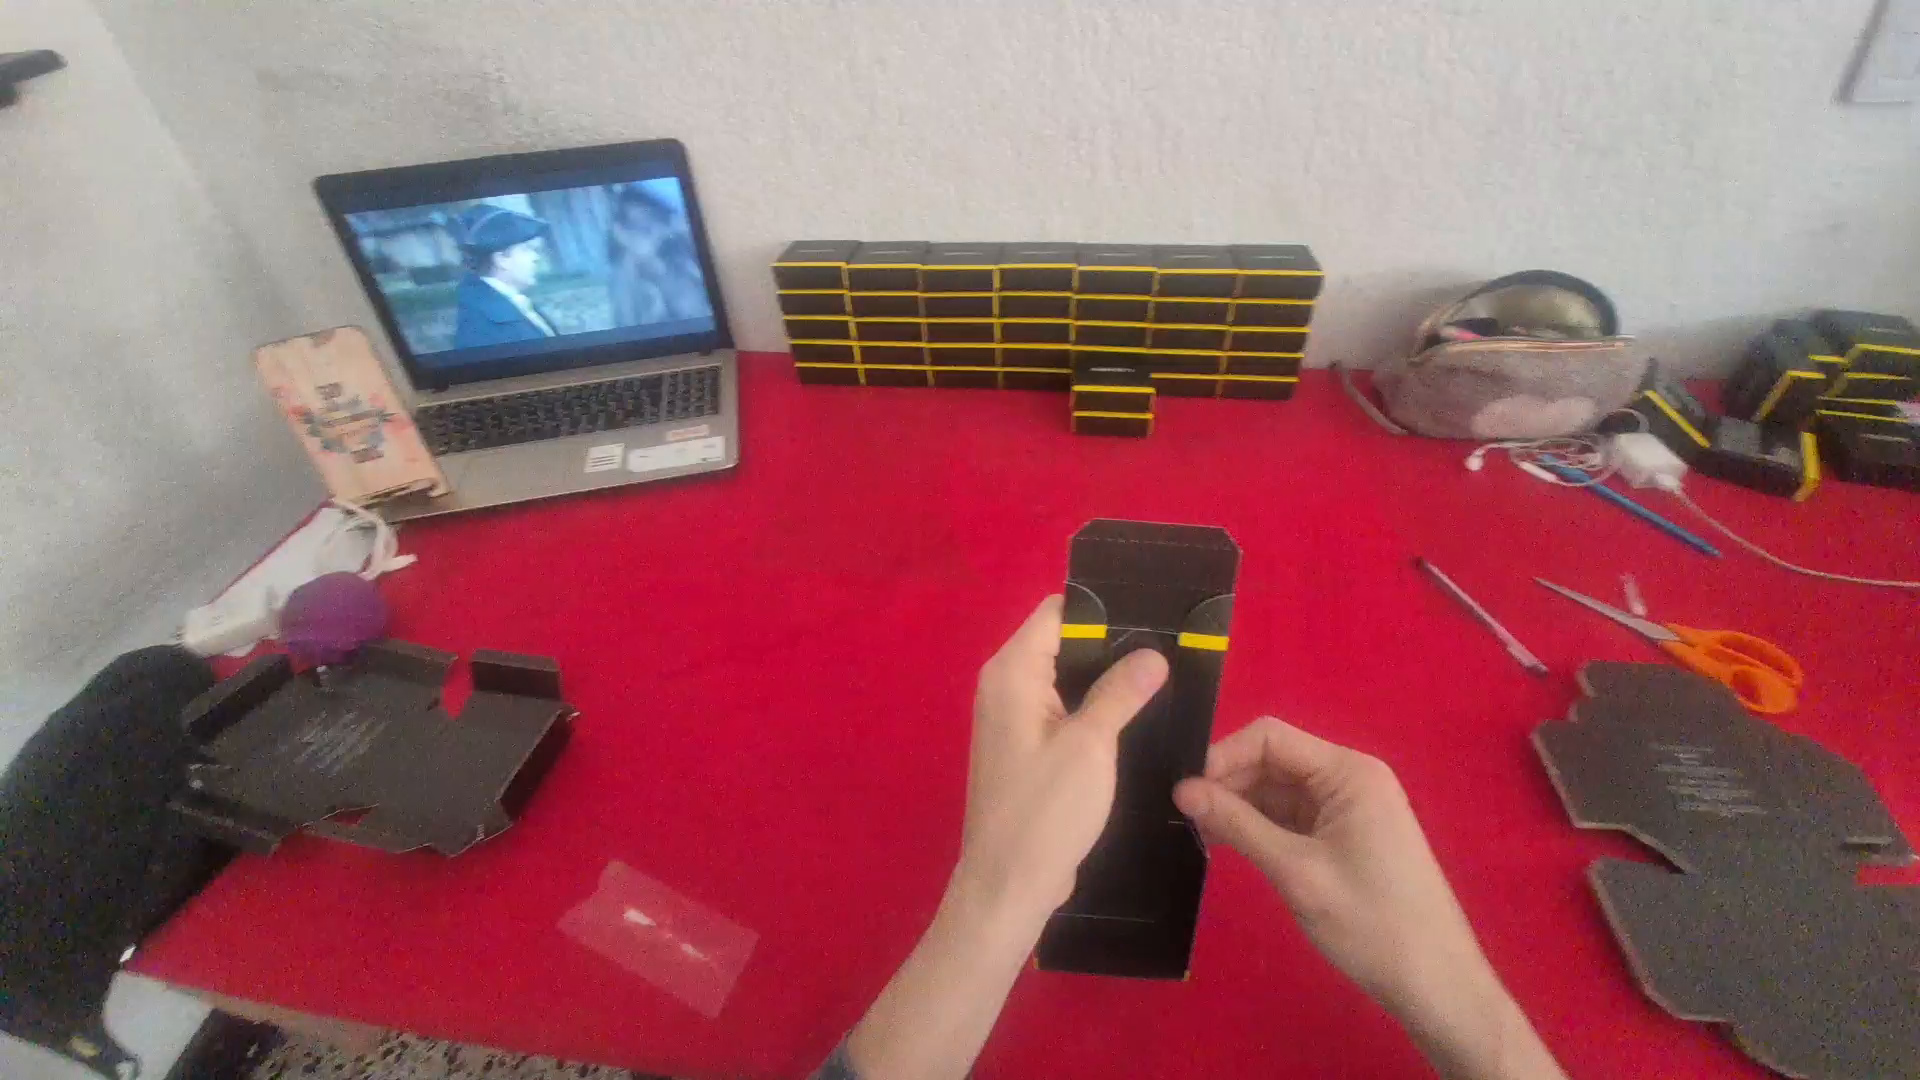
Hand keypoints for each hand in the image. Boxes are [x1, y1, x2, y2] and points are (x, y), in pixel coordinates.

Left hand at [838, 596, 1169, 1079]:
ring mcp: (1014, 716)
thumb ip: (1120, 692)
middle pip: (1060, 641)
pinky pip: (1062, 706)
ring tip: (1162, 669)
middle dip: (1109, 640)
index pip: (1055, 613)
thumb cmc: (1045, 811)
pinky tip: (1134, 708)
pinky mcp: (1026, 744)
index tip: (1151, 610)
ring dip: (1104, 674)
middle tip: (1168, 640)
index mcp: (1012, 672)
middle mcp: (1006, 684)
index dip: (1100, 608)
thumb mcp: (1090, 746)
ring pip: (1065, 676)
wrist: (1007, 885)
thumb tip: (1152, 653)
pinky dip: (1092, 703)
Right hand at [1173, 718, 1564, 1079]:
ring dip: (1236, 806)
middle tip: (1182, 815)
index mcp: (1348, 772)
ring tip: (1195, 831)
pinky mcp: (1339, 833)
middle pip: (1270, 760)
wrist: (1440, 991)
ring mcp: (1344, 806)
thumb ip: (1236, 823)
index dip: (1223, 755)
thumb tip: (1180, 789)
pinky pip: (1285, 814)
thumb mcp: (1295, 871)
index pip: (1270, 738)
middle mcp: (1346, 778)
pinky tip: (1223, 842)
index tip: (1184, 789)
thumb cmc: (1372, 924)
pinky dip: (1254, 825)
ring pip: (1273, 788)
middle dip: (1226, 783)